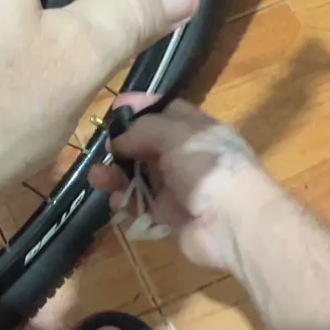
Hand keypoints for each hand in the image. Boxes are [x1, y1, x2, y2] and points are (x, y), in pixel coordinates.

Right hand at [89, 95, 283, 273]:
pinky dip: (125, 204)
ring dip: (115, 176)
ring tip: (97, 176)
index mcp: (197, 131)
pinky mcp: (167, 218)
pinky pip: (138, 208)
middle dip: (121, 145)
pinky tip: (117, 201)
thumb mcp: (177, 134)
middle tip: (102, 147)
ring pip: (137, 178)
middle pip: (146, 146)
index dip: (141, 107)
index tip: (115, 106)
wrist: (233, 224)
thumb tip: (118, 141)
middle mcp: (186, 158)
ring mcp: (176, 189)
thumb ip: (143, 130)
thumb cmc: (209, 167)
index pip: (166, 111)